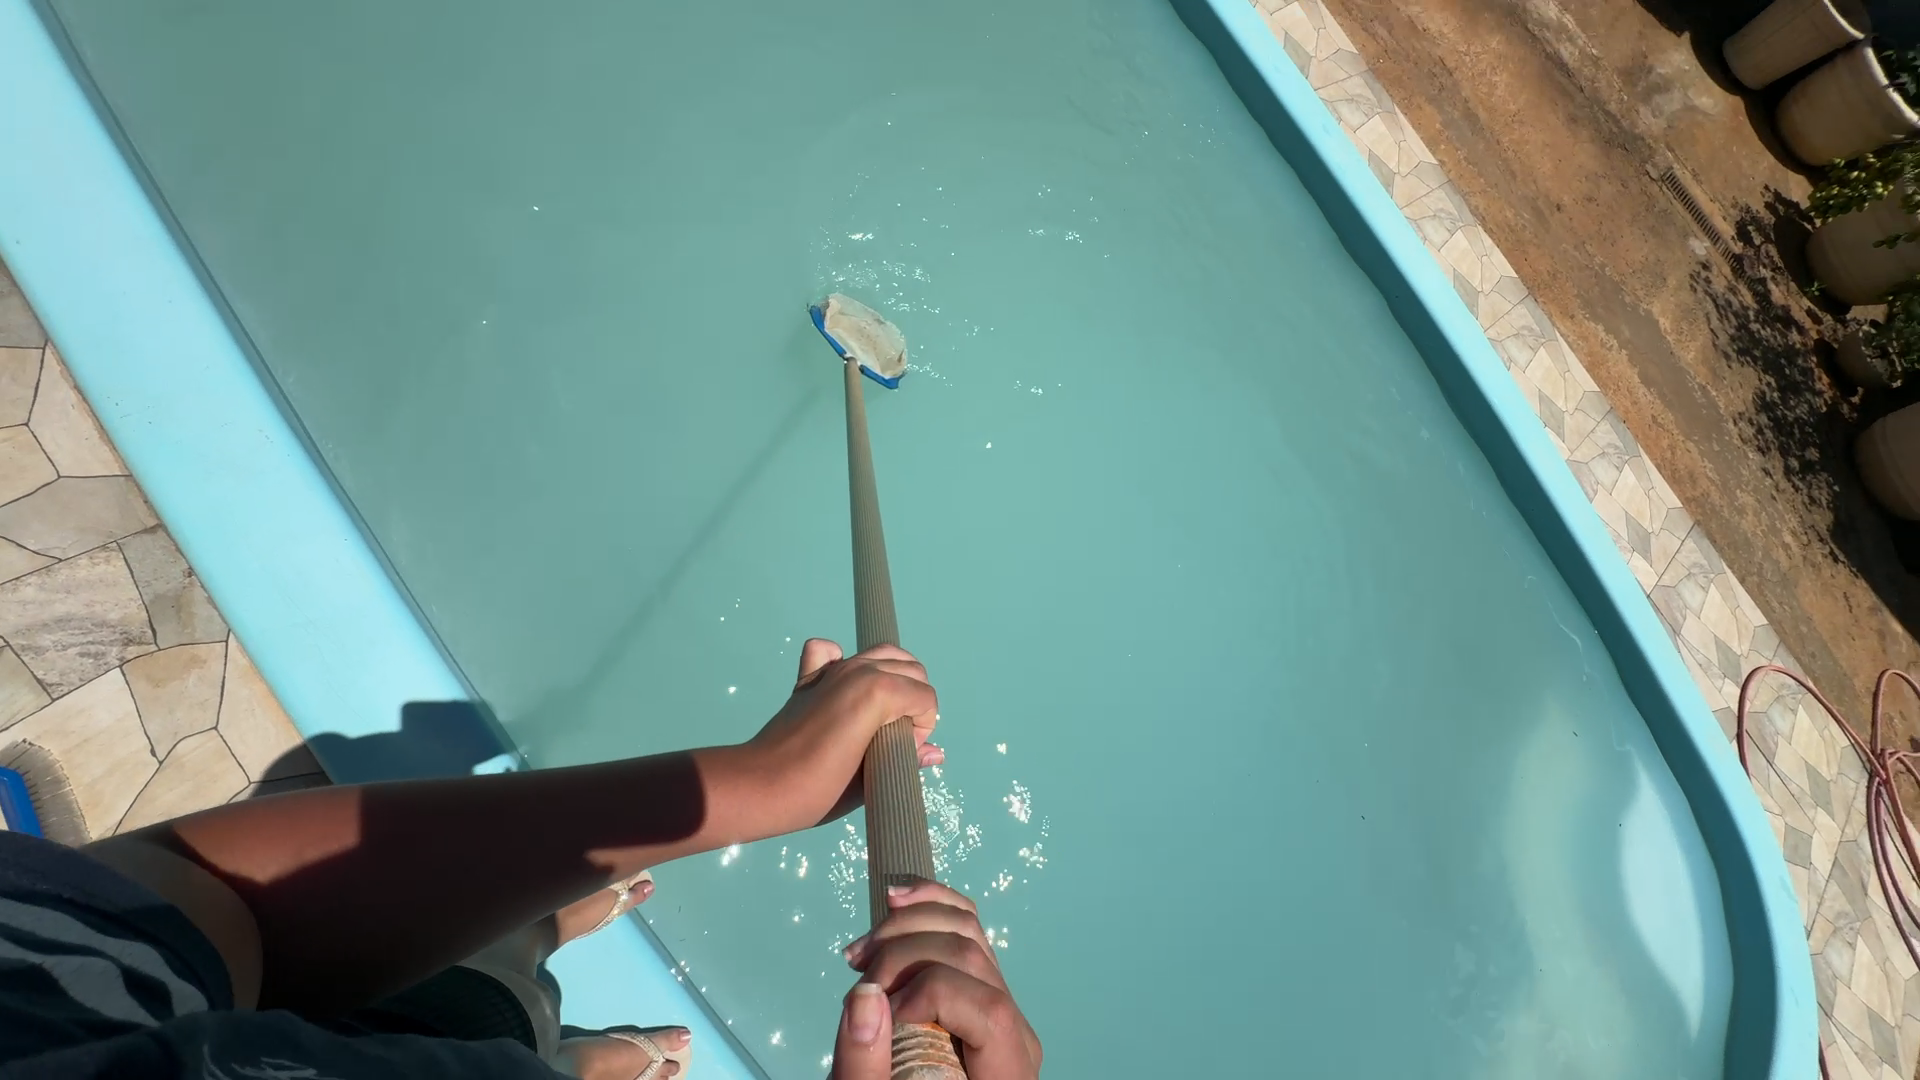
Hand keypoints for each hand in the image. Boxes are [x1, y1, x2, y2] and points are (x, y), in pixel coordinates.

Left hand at [734, 639, 942, 836]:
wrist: (761, 787)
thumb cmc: (820, 791)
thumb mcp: (872, 781)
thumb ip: (908, 759)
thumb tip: (936, 754)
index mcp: (879, 692)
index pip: (926, 697)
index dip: (923, 727)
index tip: (904, 752)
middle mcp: (859, 670)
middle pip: (911, 670)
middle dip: (914, 701)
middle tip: (897, 737)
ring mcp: (833, 669)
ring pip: (882, 654)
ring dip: (893, 678)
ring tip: (882, 713)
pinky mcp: (809, 677)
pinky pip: (828, 650)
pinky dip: (840, 658)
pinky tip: (843, 684)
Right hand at [830, 882, 1041, 1078]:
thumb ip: (868, 1069)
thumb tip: (865, 994)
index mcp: (1007, 1068)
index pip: (991, 1011)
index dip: (933, 993)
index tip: (880, 1010)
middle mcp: (1015, 1024)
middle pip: (970, 956)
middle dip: (904, 953)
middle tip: (856, 977)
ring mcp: (998, 994)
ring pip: (966, 926)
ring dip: (906, 925)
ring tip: (860, 953)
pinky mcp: (977, 977)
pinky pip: (963, 920)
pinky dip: (927, 902)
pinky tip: (894, 899)